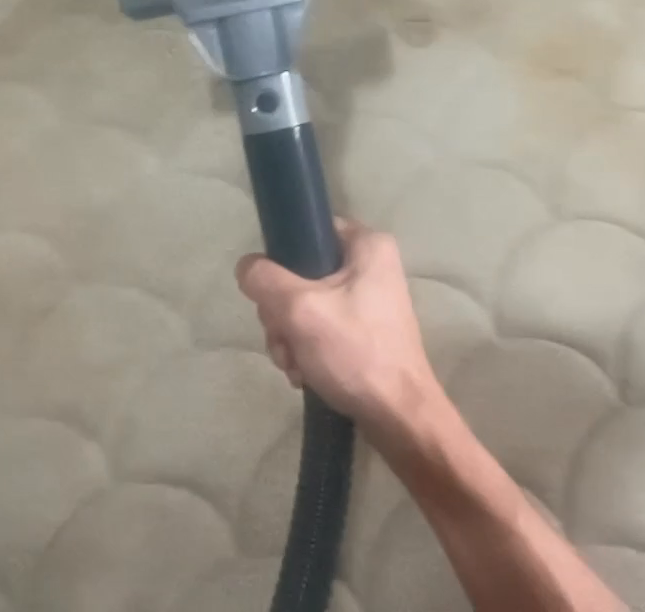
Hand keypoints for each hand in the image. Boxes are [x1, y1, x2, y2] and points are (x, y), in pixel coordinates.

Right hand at [235, 217, 444, 441]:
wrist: (397, 414)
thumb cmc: (354, 351)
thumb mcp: (299, 309)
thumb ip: (265, 280)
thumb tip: (247, 266)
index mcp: (367, 245)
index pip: (311, 229)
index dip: (284, 257)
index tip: (273, 290)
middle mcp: (372, 265)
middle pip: (302, 273)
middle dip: (282, 313)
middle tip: (285, 339)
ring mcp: (369, 299)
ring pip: (306, 304)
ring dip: (290, 336)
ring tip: (295, 366)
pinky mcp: (364, 330)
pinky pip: (321, 327)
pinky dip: (306, 350)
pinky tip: (305, 374)